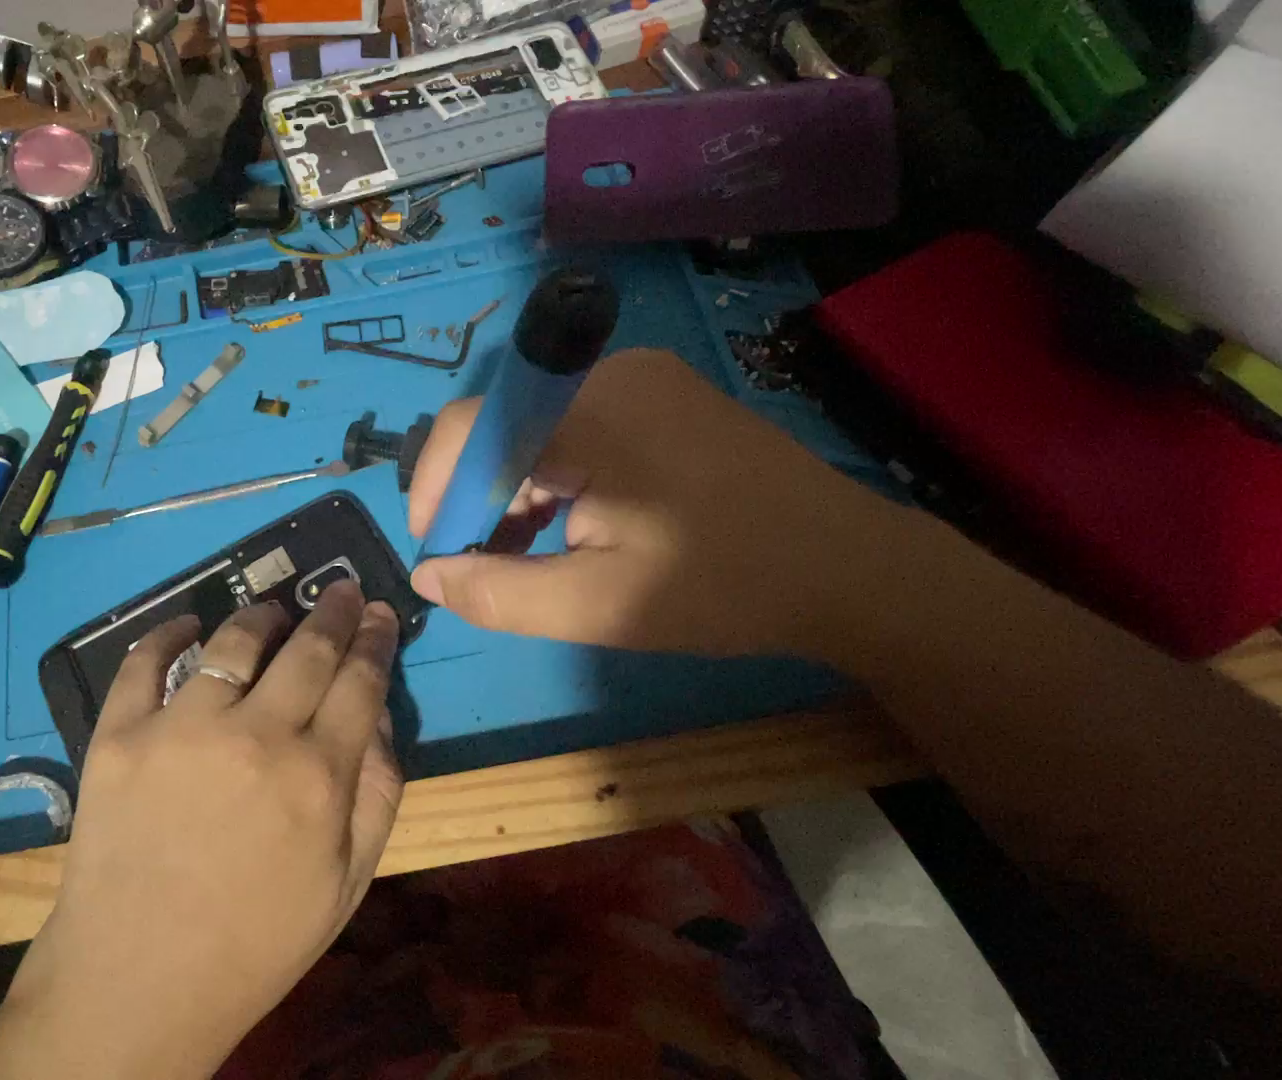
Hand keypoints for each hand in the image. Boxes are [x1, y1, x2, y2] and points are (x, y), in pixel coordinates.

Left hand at [0, 581, 401, 1079]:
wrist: (139, 980)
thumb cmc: (258, 938)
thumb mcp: (348, 881)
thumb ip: (379, 791)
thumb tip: (377, 712)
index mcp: (319, 776)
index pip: (360, 680)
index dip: (374, 638)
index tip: (377, 611)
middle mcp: (255, 736)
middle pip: (307, 649)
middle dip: (332, 610)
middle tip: (339, 588)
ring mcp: (180, 730)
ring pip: (233, 641)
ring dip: (262, 616)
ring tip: (273, 612)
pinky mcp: (118, 735)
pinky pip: (144, 661)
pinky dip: (168, 632)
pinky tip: (188, 625)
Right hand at [407, 347, 910, 659]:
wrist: (853, 569)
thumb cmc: (725, 588)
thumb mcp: (598, 606)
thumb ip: (498, 592)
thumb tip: (428, 575)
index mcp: (591, 414)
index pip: (470, 428)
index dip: (435, 491)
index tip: (437, 555)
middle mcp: (610, 376)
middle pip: (504, 426)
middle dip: (477, 499)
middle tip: (478, 566)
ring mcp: (643, 380)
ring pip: (539, 428)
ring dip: (516, 491)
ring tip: (520, 557)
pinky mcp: (663, 397)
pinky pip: (578, 427)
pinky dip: (556, 477)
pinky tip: (564, 529)